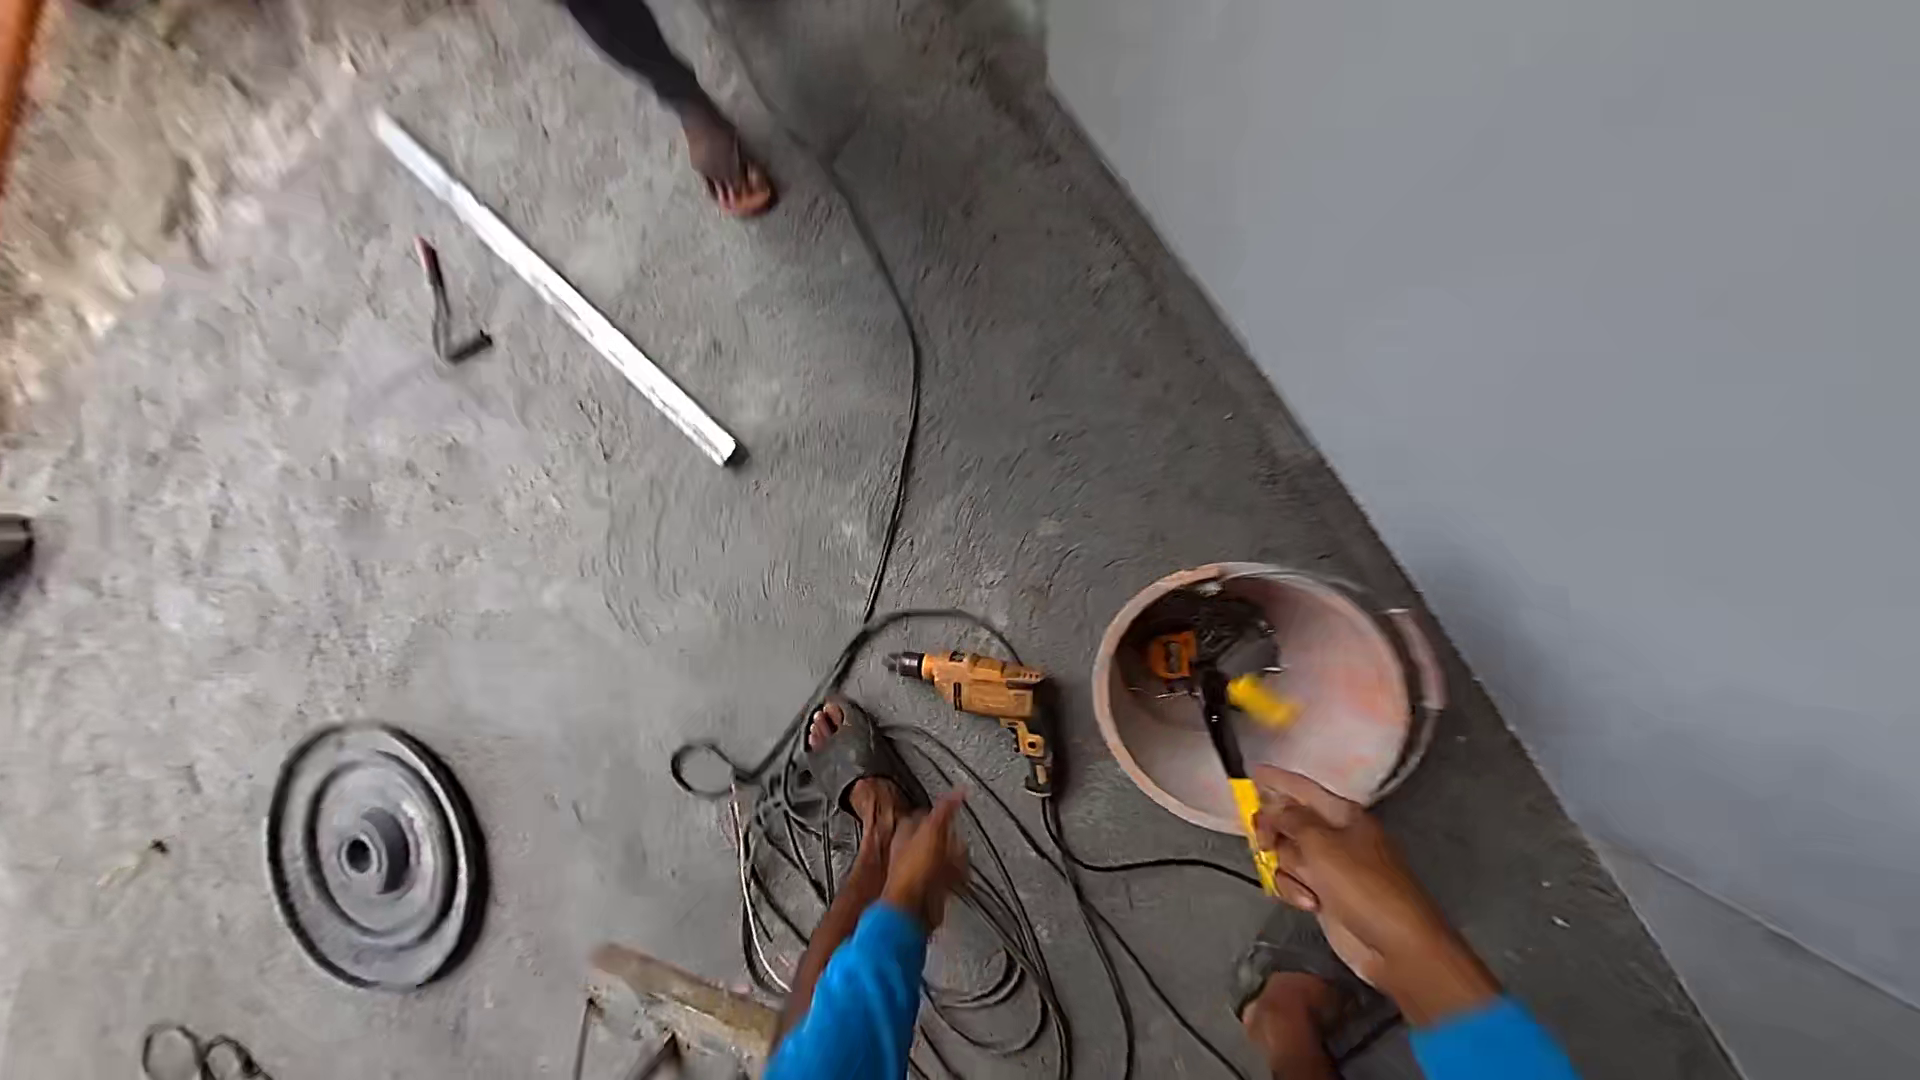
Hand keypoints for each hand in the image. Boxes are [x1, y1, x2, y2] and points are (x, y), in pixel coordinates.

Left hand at [880, 791, 968, 929]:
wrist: (913, 909)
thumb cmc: (913, 870)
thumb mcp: (933, 829)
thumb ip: (946, 808)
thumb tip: (958, 791)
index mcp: (906, 831)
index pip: (925, 813)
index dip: (941, 810)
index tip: (955, 807)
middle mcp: (910, 850)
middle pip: (937, 836)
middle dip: (951, 837)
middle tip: (958, 837)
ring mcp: (921, 870)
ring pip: (944, 857)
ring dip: (956, 858)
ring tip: (961, 859)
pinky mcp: (932, 888)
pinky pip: (949, 877)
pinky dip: (957, 876)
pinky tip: (961, 876)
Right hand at [1252, 768, 1498, 1024]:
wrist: (1398, 948)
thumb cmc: (1363, 886)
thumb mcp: (1320, 843)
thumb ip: (1288, 818)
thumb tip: (1272, 808)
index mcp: (1342, 815)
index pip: (1302, 788)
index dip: (1277, 779)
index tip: (1253, 772)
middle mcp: (1334, 836)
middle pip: (1287, 820)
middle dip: (1273, 830)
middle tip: (1263, 840)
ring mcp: (1328, 866)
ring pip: (1284, 852)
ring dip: (1287, 867)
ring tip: (1305, 883)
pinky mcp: (1322, 894)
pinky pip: (1291, 880)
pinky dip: (1295, 889)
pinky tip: (1309, 902)